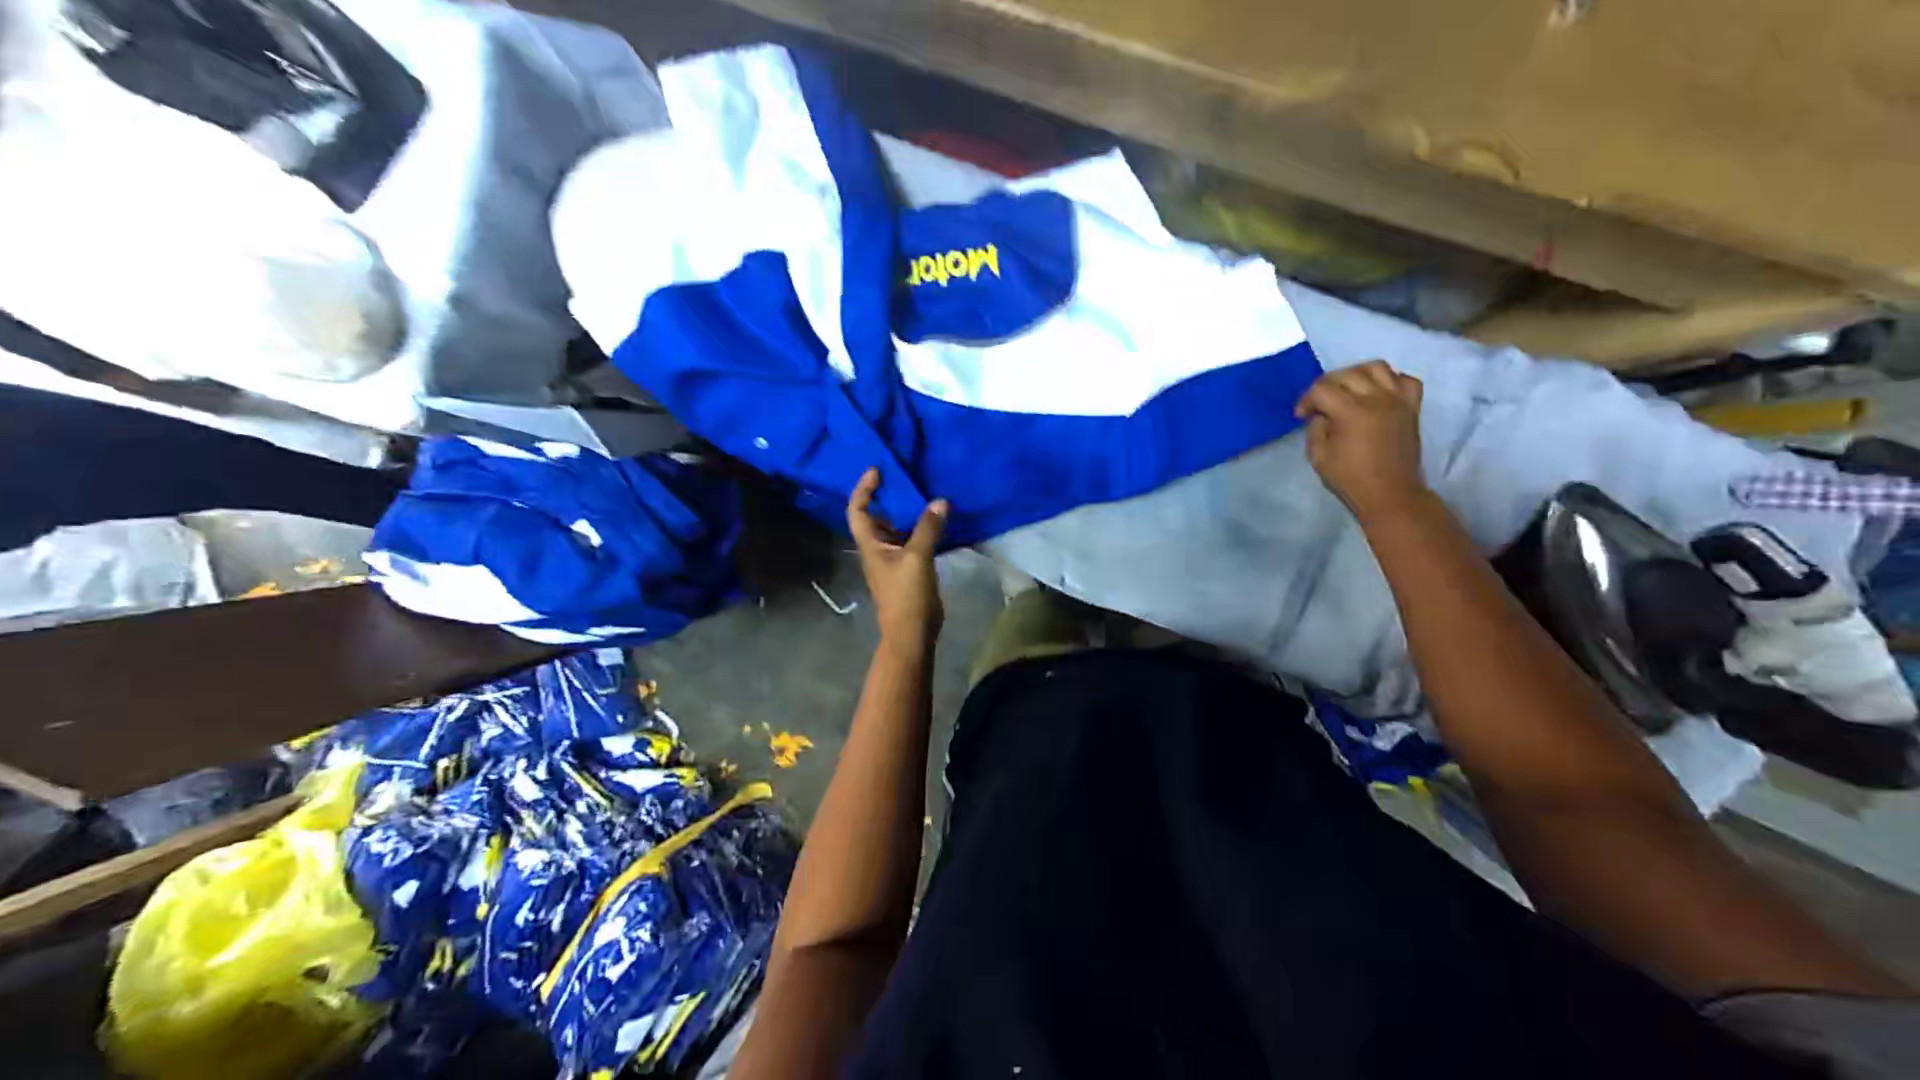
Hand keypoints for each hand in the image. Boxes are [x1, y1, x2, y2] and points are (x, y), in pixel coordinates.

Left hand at [847, 467, 948, 647]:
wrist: (911, 631)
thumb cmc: (906, 594)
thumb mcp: (917, 557)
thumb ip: (928, 528)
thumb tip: (940, 501)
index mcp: (870, 545)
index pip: (857, 510)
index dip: (863, 489)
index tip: (877, 471)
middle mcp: (877, 549)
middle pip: (876, 517)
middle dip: (887, 497)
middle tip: (905, 478)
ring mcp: (893, 560)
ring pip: (897, 529)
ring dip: (908, 513)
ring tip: (924, 493)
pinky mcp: (908, 569)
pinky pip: (912, 541)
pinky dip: (921, 528)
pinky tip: (937, 520)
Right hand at [1294, 360, 1426, 522]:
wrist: (1390, 493)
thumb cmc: (1350, 479)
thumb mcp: (1318, 456)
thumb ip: (1315, 428)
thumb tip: (1322, 414)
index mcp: (1351, 412)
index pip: (1321, 389)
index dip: (1306, 400)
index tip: (1301, 416)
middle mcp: (1377, 399)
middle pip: (1347, 373)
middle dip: (1326, 384)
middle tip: (1319, 402)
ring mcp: (1398, 400)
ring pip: (1377, 367)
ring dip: (1357, 374)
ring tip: (1348, 390)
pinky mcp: (1412, 407)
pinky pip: (1404, 380)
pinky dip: (1390, 380)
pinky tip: (1378, 392)